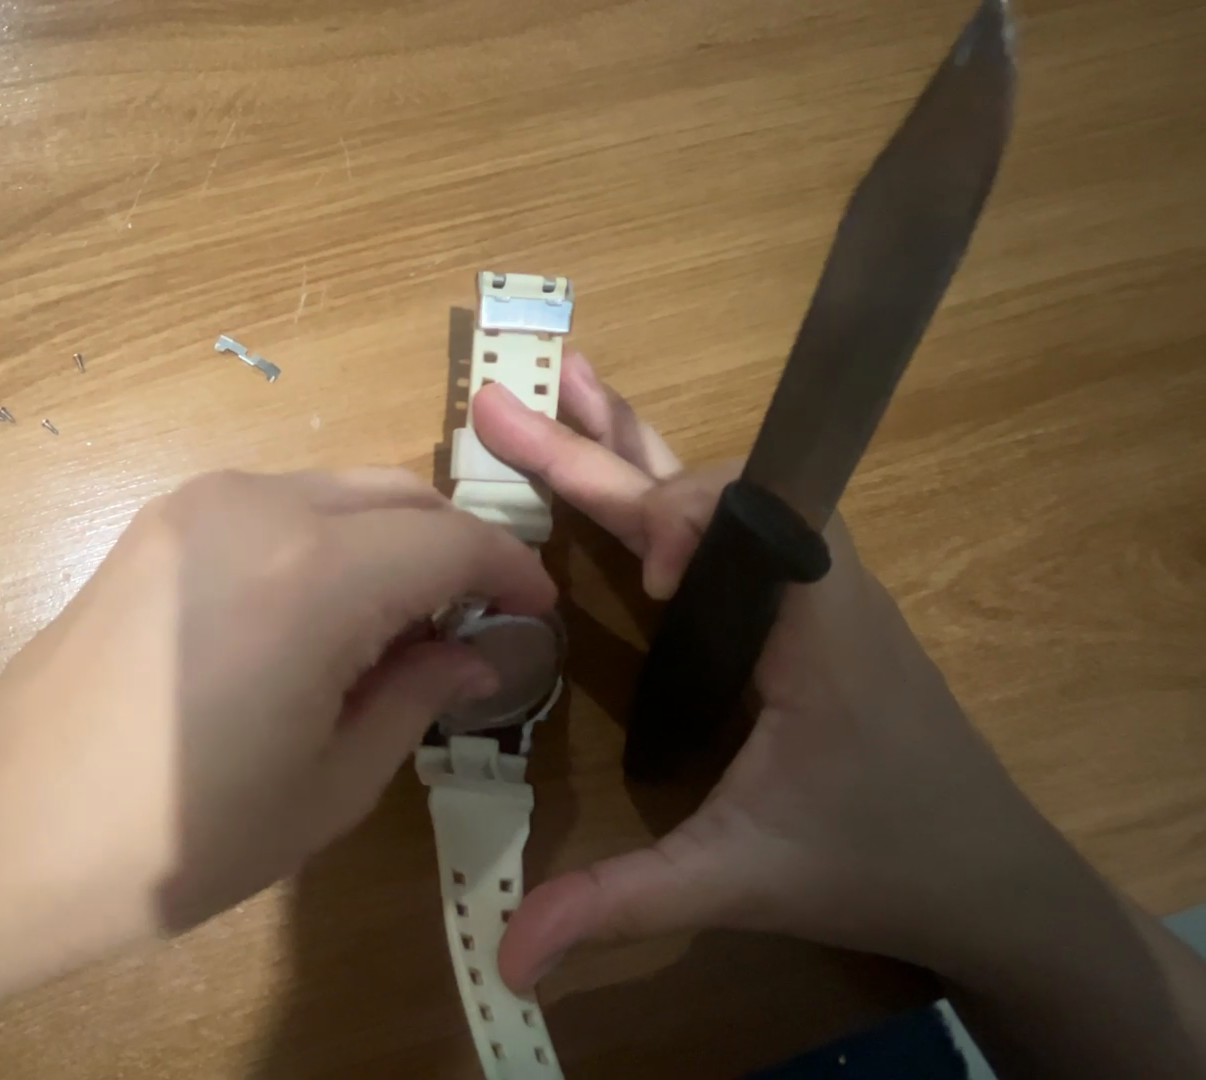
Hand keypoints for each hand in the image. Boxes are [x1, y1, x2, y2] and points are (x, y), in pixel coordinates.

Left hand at [0, 469, 555, 937]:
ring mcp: (196, 504)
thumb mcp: (330, 784)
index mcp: (314, 574)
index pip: (449, 538)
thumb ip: (416, 696)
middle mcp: (256, 506)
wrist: (9, 826)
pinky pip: (272, 505)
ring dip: (383, 539)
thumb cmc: (181, 836)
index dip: (506, 570)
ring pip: (332, 490)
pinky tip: (311, 606)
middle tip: (466, 622)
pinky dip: (320, 537)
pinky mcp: (156, 521)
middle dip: (449, 546)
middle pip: (394, 493)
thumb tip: (474, 652)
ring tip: (390, 622)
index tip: (533, 610)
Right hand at [470, 358, 1075, 989]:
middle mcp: (808, 582)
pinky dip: (646, 484)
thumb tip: (508, 959)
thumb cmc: (871, 862)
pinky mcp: (783, 595)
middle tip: (509, 401)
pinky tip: (610, 477)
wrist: (986, 874)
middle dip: (594, 444)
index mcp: (815, 628)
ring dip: (622, 440)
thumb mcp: (735, 883)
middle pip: (695, 484)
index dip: (684, 522)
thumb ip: (621, 905)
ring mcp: (798, 582)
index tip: (654, 588)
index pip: (749, 521)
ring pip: (703, 485)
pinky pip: (709, 520)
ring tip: (560, 397)